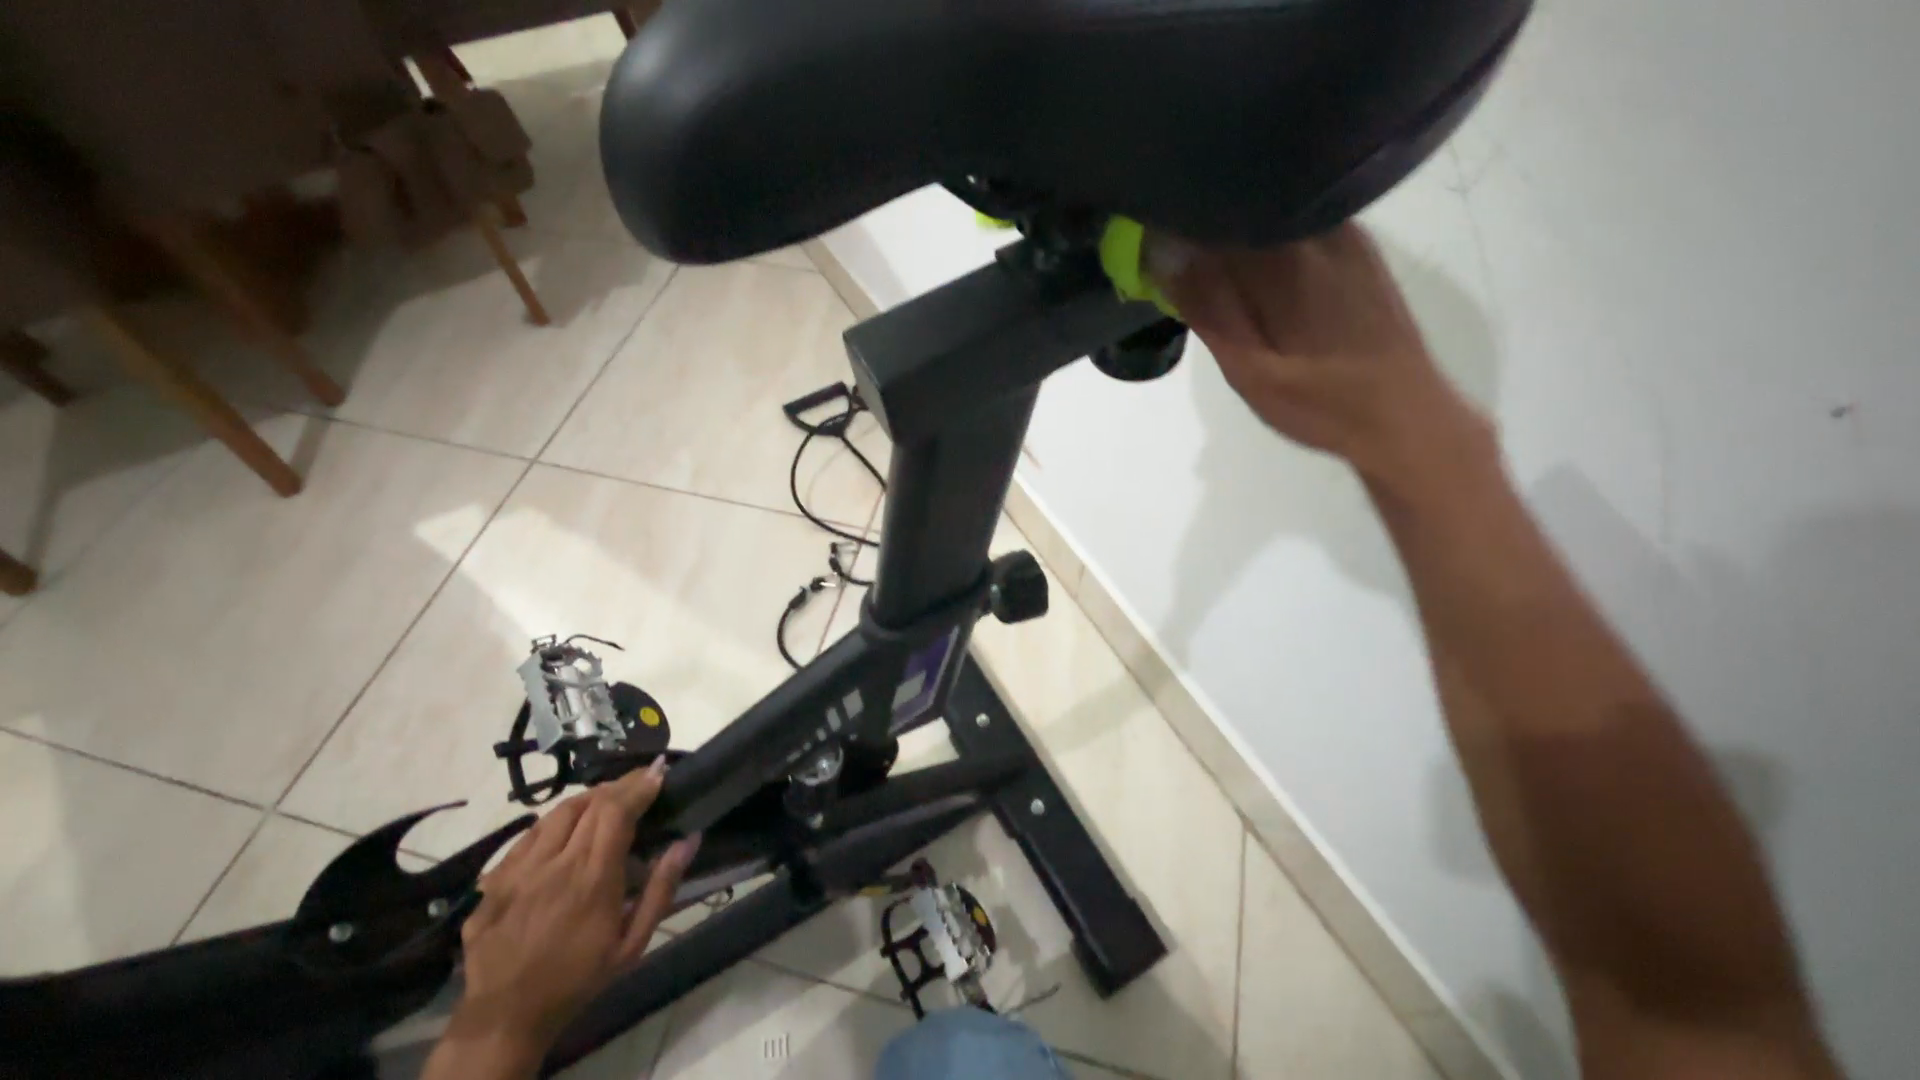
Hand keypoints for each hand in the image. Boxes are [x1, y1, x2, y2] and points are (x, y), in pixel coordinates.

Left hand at [426, 760, 700, 1077]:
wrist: (506, 1015)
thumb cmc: (579, 979)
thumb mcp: (632, 944)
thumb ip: (661, 889)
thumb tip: (688, 840)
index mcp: (592, 878)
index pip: (617, 811)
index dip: (639, 786)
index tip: (659, 771)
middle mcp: (554, 863)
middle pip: (589, 804)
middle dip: (619, 786)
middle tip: (639, 781)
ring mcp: (518, 869)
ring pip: (556, 814)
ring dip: (587, 799)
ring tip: (606, 800)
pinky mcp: (493, 879)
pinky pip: (527, 836)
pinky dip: (553, 823)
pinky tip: (564, 830)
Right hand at [1153, 223, 1493, 491]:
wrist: (1406, 418)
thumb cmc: (1323, 405)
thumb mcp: (1250, 373)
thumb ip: (1208, 310)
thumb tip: (1163, 255)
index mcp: (1283, 260)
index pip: (1210, 219)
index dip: (1174, 231)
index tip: (1152, 255)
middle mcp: (1316, 231)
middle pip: (1240, 210)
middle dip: (1203, 232)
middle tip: (1181, 274)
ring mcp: (1344, 235)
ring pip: (1267, 217)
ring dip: (1235, 237)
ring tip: (1218, 276)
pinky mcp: (1358, 248)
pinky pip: (1296, 226)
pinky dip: (1267, 242)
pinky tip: (1261, 277)